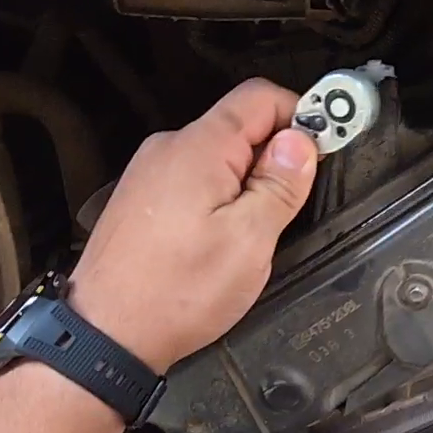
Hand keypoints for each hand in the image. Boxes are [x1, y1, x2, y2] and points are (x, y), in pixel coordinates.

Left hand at [67, 79, 317, 372]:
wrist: (104, 335)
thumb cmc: (174, 293)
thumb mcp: (249, 240)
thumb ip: (280, 185)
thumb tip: (301, 143)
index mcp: (199, 148)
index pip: (260, 97)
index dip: (303, 115)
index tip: (328, 144)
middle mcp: (169, 150)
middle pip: (240, 127)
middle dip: (278, 157)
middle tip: (297, 200)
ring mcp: (151, 174)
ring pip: (219, 159)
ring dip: (249, 183)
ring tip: (257, 231)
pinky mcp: (144, 201)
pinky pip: (195, 182)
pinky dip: (221, 199)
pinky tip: (223, 240)